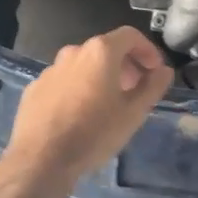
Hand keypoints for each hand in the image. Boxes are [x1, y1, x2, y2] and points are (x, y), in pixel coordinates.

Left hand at [4, 27, 173, 186]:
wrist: (39, 161)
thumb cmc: (93, 133)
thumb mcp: (133, 113)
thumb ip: (153, 87)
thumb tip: (164, 71)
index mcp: (100, 52)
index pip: (131, 36)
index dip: (147, 50)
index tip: (155, 70)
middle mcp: (74, 52)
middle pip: (106, 49)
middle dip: (125, 65)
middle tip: (135, 89)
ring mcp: (51, 70)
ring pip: (83, 66)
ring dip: (100, 77)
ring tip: (107, 103)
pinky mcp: (34, 89)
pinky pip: (63, 82)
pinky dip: (77, 89)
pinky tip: (79, 115)